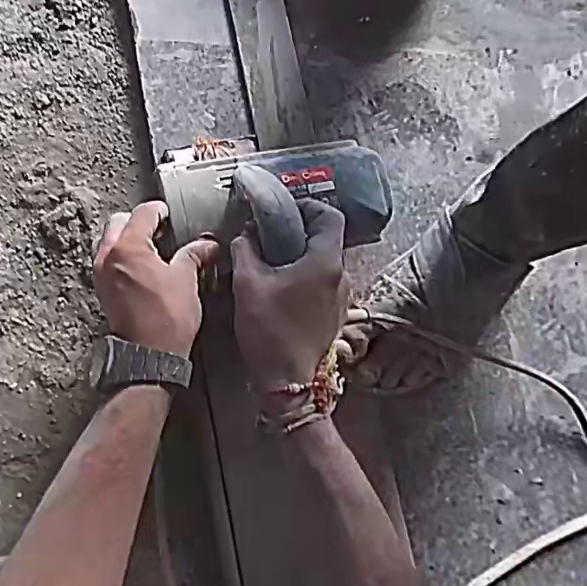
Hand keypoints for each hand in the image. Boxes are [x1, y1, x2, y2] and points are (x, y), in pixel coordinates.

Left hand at [93, 201, 221, 355]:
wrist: (149, 356)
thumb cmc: (166, 319)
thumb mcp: (186, 279)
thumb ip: (194, 255)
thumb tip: (207, 246)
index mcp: (128, 247)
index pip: (143, 214)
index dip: (160, 211)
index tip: (170, 215)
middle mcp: (108, 257)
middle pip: (120, 223)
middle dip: (139, 222)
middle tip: (162, 231)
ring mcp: (102, 274)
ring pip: (110, 241)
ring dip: (128, 239)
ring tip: (152, 250)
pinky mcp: (103, 290)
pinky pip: (108, 261)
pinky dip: (122, 258)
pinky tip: (142, 268)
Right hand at [231, 200, 348, 391]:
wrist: (287, 380)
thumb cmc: (268, 330)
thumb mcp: (247, 284)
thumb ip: (245, 250)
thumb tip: (246, 235)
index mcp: (325, 262)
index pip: (329, 215)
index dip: (307, 205)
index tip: (283, 209)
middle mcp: (341, 276)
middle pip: (326, 239)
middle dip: (297, 231)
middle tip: (268, 234)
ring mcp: (341, 298)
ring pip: (323, 263)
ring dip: (299, 256)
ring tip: (270, 262)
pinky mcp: (335, 315)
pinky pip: (322, 284)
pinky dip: (304, 277)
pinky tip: (279, 288)